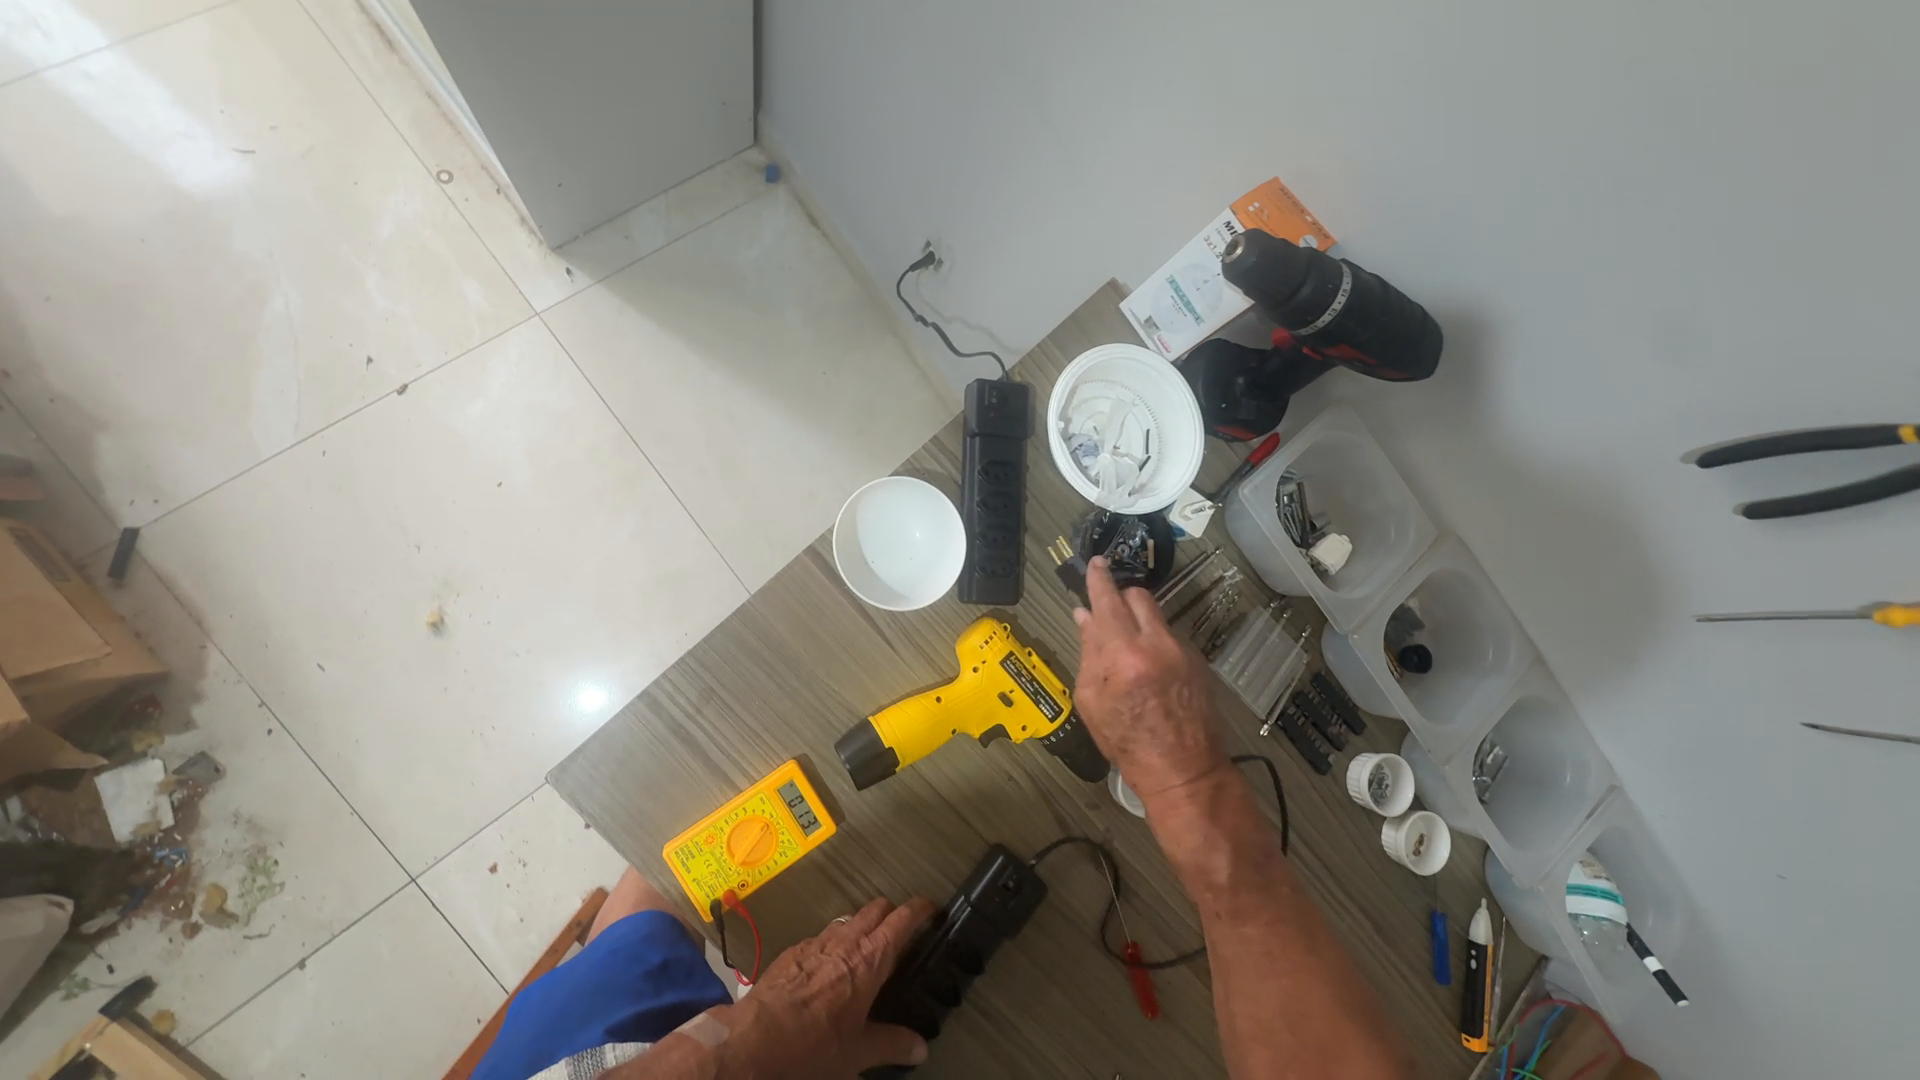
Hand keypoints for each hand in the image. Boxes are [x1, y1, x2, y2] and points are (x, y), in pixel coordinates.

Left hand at [722, 897, 937, 1077]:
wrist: (756, 1039)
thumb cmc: (816, 1044)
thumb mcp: (859, 1052)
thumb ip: (892, 1044)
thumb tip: (921, 1048)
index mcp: (871, 957)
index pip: (902, 919)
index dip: (920, 909)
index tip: (931, 910)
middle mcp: (847, 939)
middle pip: (876, 908)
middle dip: (891, 913)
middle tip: (899, 933)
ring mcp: (817, 941)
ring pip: (847, 920)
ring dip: (861, 927)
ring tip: (864, 952)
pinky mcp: (792, 951)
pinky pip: (821, 938)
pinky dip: (832, 945)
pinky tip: (826, 972)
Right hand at [1072, 556, 1229, 800]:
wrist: (1183, 769)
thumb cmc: (1127, 741)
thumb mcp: (1092, 699)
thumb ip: (1088, 652)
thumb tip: (1084, 616)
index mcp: (1124, 653)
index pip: (1108, 600)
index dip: (1098, 578)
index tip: (1095, 563)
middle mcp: (1157, 643)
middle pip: (1138, 596)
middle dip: (1121, 598)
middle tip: (1109, 614)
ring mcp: (1182, 650)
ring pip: (1157, 615)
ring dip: (1139, 622)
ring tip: (1129, 652)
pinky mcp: (1197, 661)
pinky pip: (1170, 637)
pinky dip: (1155, 642)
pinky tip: (1150, 671)